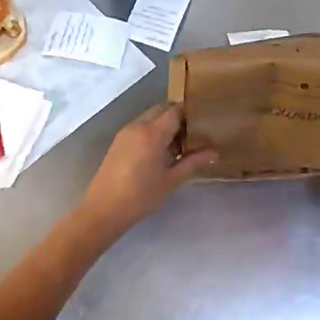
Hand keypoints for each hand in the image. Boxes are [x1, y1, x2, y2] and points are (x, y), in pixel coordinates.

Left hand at [75, 105, 215, 234]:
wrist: (104, 209)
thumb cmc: (141, 196)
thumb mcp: (171, 180)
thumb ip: (193, 163)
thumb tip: (215, 153)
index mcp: (152, 133)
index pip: (175, 111)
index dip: (189, 114)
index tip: (202, 124)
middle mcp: (137, 126)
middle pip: (161, 110)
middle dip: (176, 119)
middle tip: (190, 137)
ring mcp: (125, 133)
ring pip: (149, 118)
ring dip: (163, 126)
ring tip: (176, 148)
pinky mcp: (118, 142)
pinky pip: (139, 128)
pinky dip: (151, 132)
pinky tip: (158, 154)